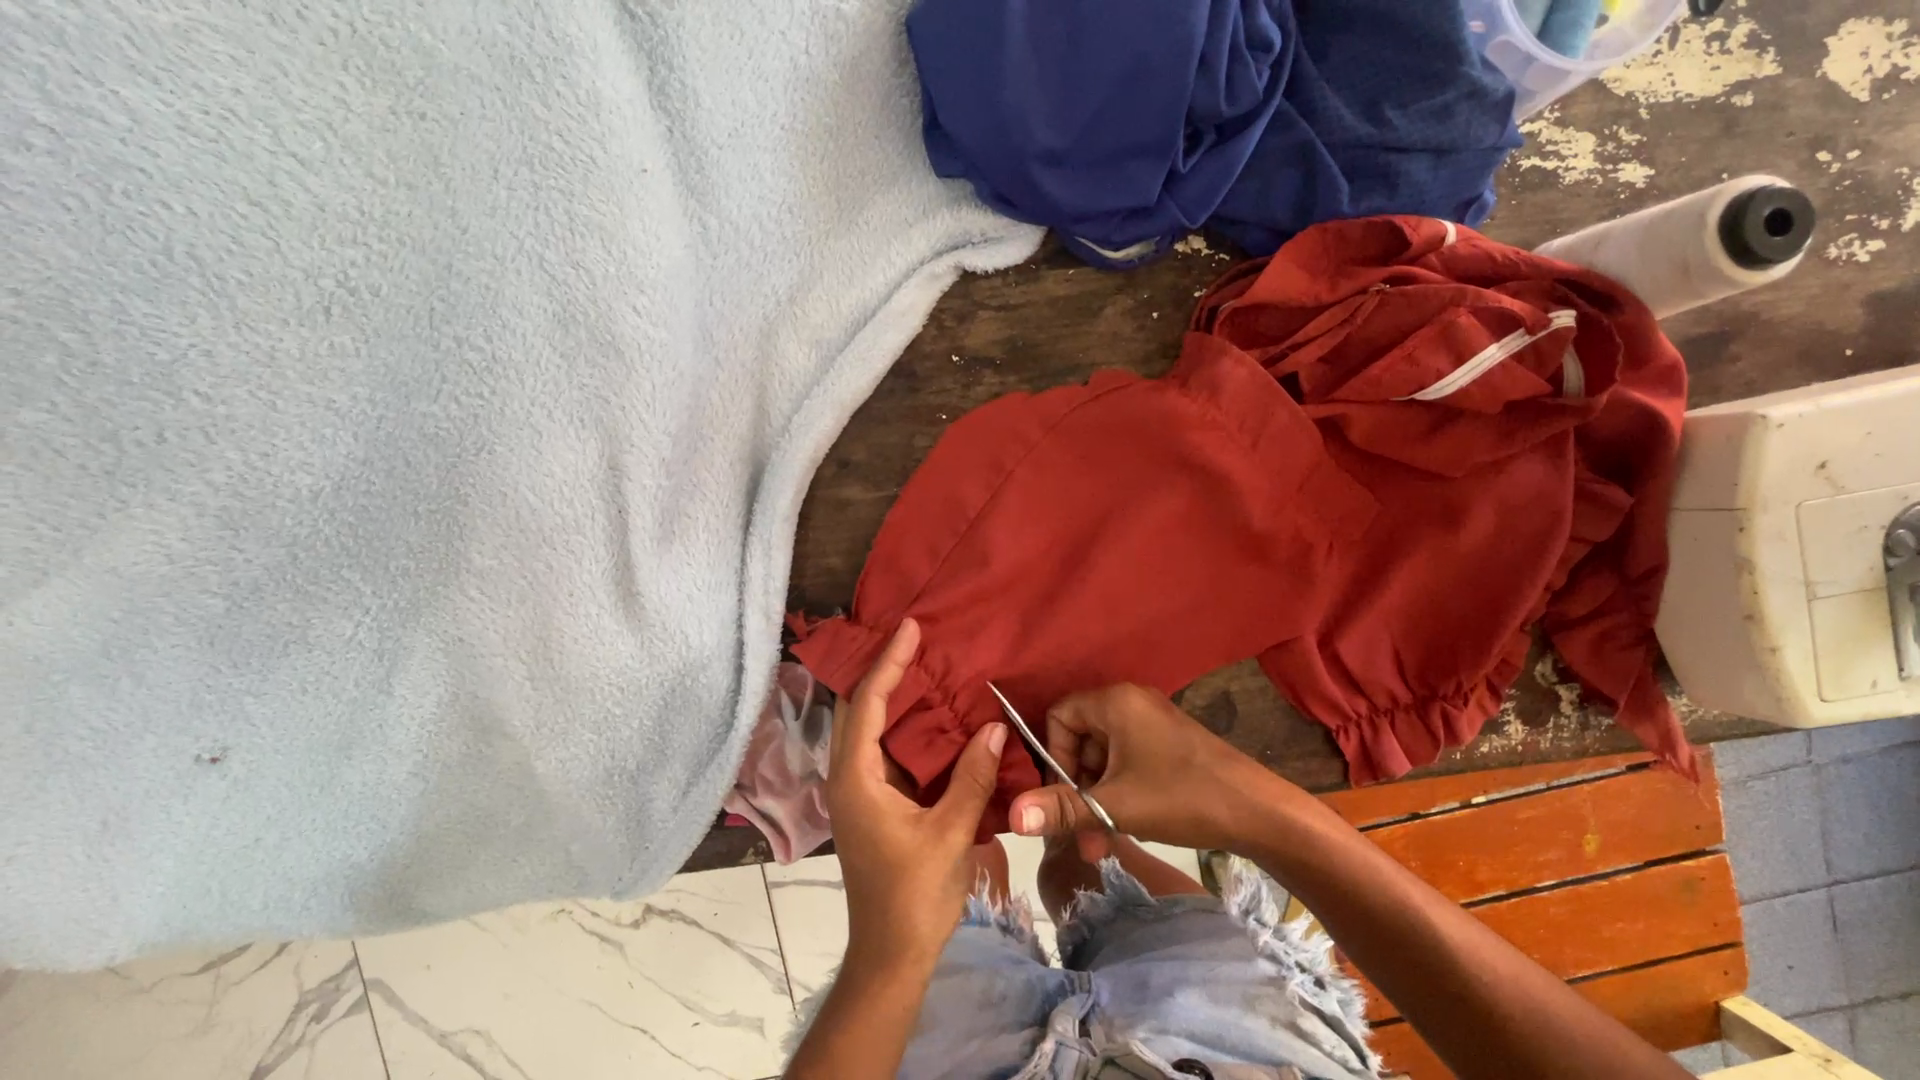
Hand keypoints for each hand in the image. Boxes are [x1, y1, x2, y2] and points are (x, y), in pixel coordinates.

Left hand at [824, 618, 1006, 966]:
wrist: (890, 955)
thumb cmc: (914, 895)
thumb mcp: (949, 832)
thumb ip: (972, 777)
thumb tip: (995, 726)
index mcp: (855, 779)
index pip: (867, 704)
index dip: (888, 662)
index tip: (910, 628)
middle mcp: (847, 778)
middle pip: (858, 710)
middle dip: (883, 671)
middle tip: (917, 639)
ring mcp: (858, 794)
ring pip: (869, 731)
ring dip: (893, 698)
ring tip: (926, 667)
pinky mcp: (872, 807)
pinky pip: (884, 753)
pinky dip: (904, 730)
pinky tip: (934, 720)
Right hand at [1007, 684, 1297, 860]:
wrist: (1257, 812)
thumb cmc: (1181, 797)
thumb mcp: (1114, 806)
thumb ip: (1060, 808)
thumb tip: (1011, 816)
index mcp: (1115, 702)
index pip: (1058, 717)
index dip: (1053, 758)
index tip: (1063, 797)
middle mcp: (1131, 703)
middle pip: (1079, 740)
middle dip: (1075, 790)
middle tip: (1083, 834)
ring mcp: (1152, 724)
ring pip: (1103, 759)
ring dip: (1097, 800)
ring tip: (1104, 843)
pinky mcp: (1168, 745)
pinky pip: (1126, 763)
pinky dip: (1119, 794)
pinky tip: (1124, 829)